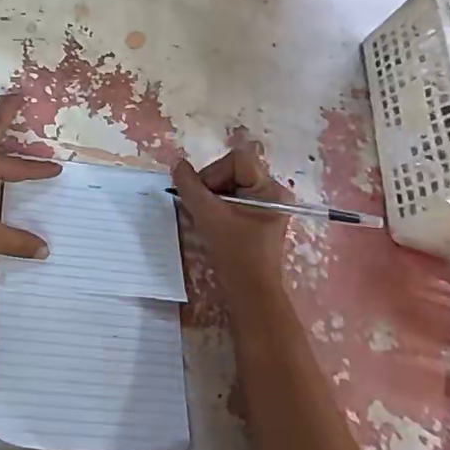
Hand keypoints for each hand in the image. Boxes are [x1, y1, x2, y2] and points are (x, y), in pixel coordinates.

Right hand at [171, 146, 290, 305]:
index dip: (214, 172)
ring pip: (228, 183)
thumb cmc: (234, 252)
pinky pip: (230, 196)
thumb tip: (177, 164)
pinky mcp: (256, 214)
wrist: (250, 289)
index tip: (204, 195)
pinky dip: (216, 205)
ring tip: (206, 216)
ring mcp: (265, 204)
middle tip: (202, 208)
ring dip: (210, 196)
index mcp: (269, 190)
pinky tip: (211, 220)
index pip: (237, 160)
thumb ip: (189, 185)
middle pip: (231, 170)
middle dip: (210, 185)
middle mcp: (272, 192)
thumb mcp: (207, 215)